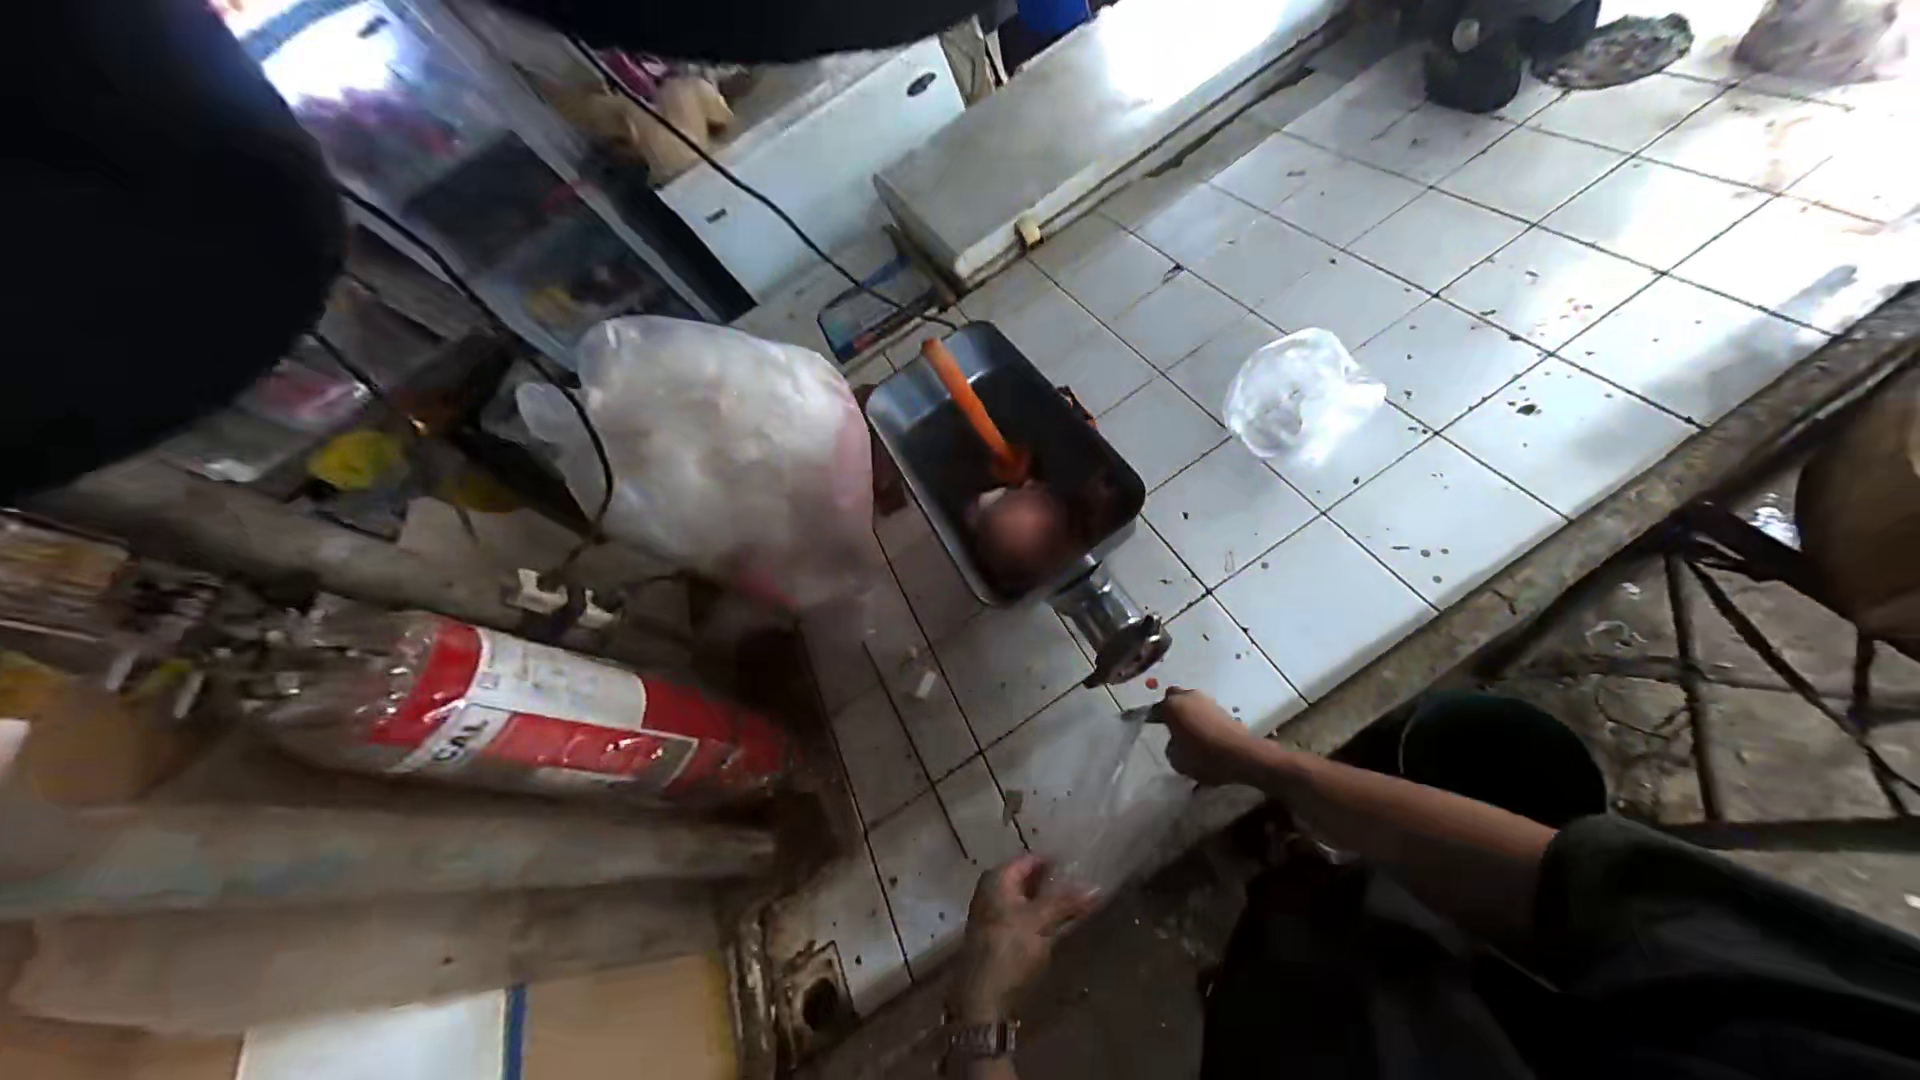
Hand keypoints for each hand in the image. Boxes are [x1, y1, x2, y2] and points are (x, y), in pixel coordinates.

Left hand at [950, 854, 1096, 1022]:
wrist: (982, 995)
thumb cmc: (1010, 947)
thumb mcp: (1040, 920)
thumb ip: (1066, 902)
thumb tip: (1096, 888)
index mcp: (997, 878)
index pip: (1028, 860)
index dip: (1051, 862)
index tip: (1074, 865)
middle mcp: (991, 890)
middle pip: (1025, 879)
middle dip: (1050, 882)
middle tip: (1077, 884)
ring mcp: (992, 914)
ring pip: (1023, 899)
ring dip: (1045, 901)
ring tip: (1072, 904)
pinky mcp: (996, 937)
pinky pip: (1021, 916)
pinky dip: (1038, 916)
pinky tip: (1054, 925)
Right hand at [1159, 687, 1266, 786]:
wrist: (1242, 755)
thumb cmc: (1202, 756)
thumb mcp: (1177, 759)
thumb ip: (1171, 748)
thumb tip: (1176, 743)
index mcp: (1172, 705)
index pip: (1156, 708)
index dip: (1154, 718)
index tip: (1155, 728)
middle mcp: (1189, 697)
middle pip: (1176, 697)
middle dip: (1174, 707)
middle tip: (1174, 724)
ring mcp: (1209, 701)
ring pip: (1194, 703)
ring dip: (1192, 713)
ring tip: (1192, 732)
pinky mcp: (1226, 710)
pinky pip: (1208, 712)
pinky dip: (1206, 720)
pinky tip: (1207, 736)